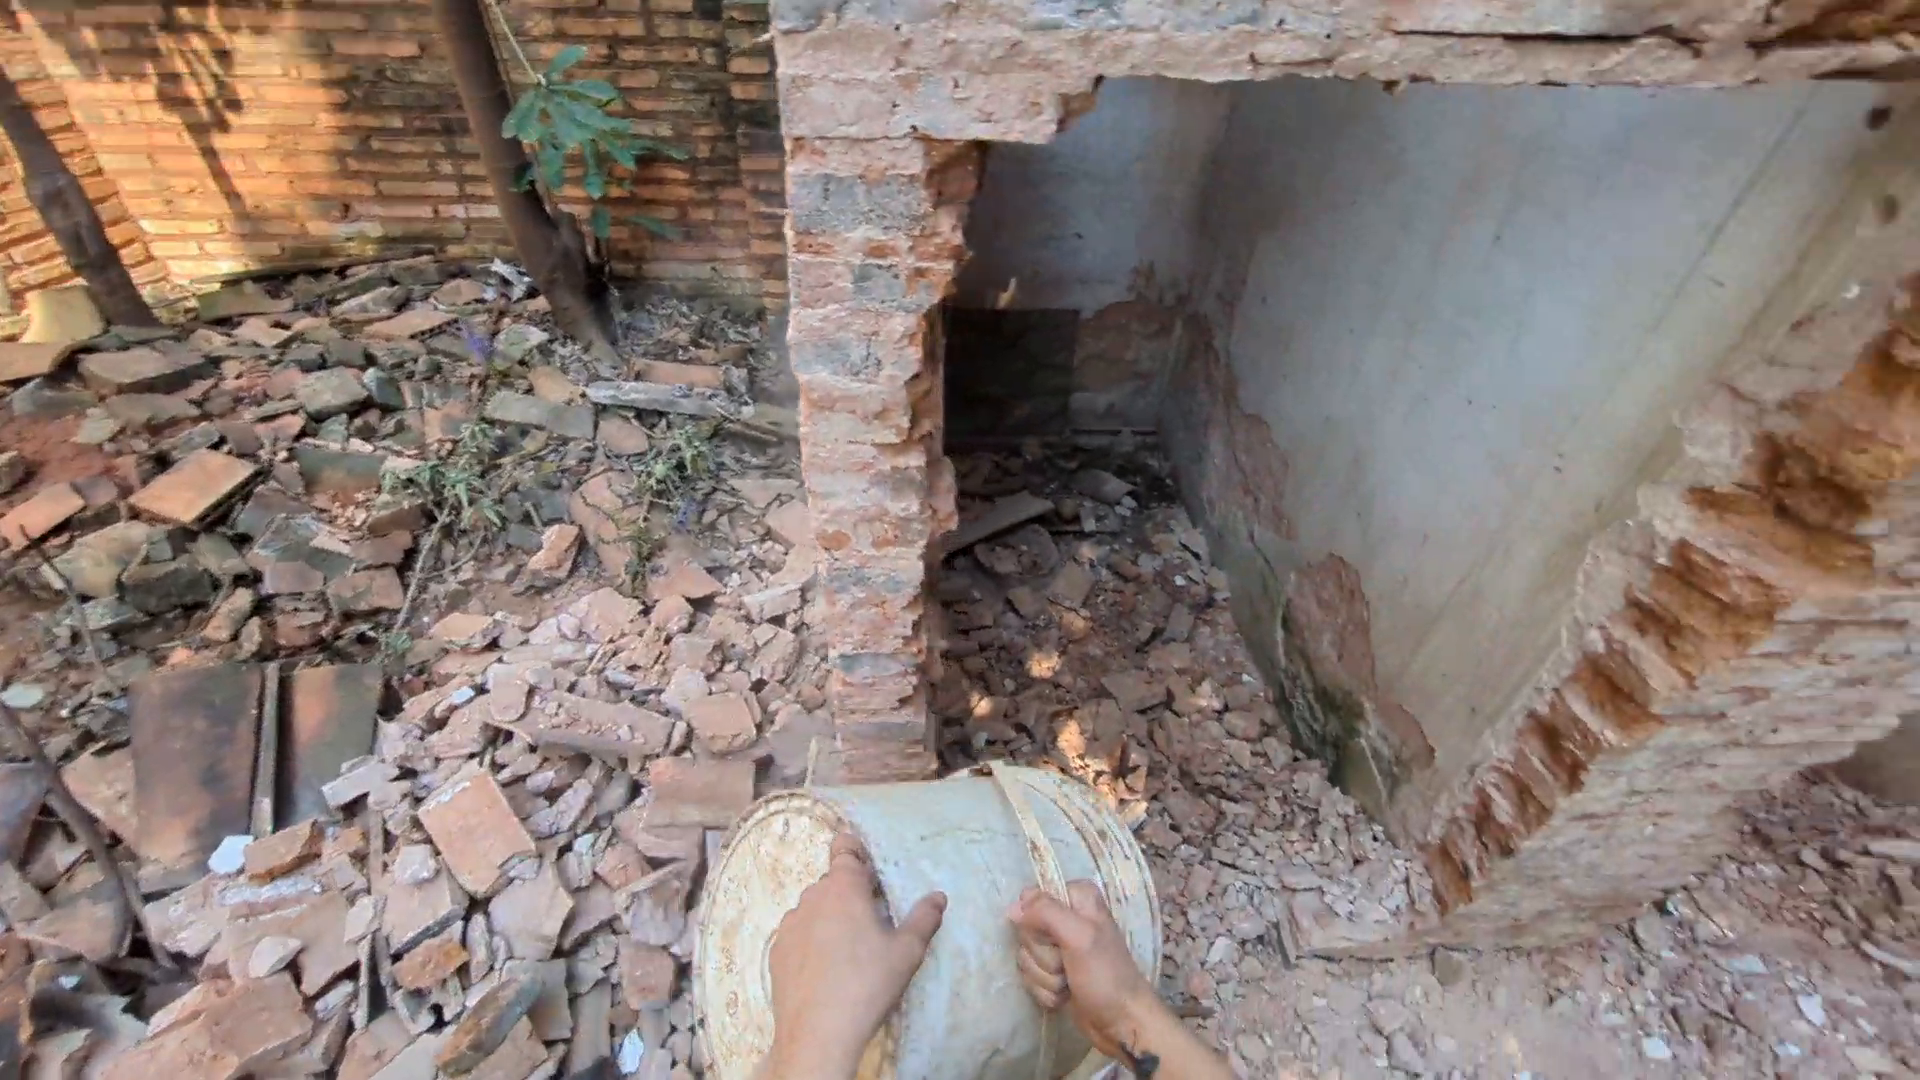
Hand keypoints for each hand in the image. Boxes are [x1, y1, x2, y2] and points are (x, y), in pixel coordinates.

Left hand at [759, 832, 946, 1079]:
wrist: (817, 1036)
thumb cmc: (866, 984)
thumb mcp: (907, 952)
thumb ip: (924, 919)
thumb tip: (938, 897)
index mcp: (843, 887)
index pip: (844, 847)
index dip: (857, 853)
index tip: (871, 876)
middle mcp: (812, 896)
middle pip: (833, 882)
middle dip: (851, 895)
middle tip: (872, 923)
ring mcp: (790, 924)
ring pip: (814, 909)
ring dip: (829, 918)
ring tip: (848, 952)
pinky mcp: (776, 952)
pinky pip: (798, 935)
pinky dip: (811, 943)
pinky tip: (826, 971)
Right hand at [1006, 881, 1158, 1059]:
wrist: (1122, 1024)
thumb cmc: (1105, 976)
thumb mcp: (1079, 937)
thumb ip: (1046, 913)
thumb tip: (1011, 909)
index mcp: (1077, 897)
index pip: (1032, 898)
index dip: (1037, 924)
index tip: (1055, 940)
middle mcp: (1066, 916)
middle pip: (1027, 930)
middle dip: (1044, 956)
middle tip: (1066, 965)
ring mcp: (1059, 946)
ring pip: (1027, 956)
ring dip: (1045, 977)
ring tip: (1069, 983)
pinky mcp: (1054, 972)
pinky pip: (1031, 976)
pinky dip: (1046, 990)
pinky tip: (1065, 996)